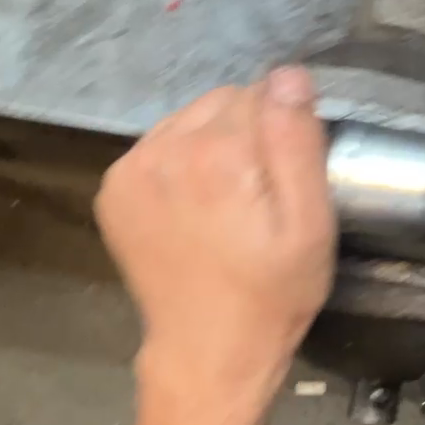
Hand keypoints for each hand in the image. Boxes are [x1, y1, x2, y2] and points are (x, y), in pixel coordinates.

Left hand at [96, 68, 335, 424]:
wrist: (209, 349)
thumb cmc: (274, 292)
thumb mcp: (310, 224)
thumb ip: (298, 143)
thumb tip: (289, 75)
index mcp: (219, 154)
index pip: (263, 94)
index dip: (287, 130)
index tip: (292, 177)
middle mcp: (165, 148)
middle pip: (223, 102)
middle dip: (251, 132)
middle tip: (266, 193)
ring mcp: (131, 168)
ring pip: (190, 120)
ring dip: (216, 143)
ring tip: (232, 200)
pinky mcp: (113, 189)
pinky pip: (160, 146)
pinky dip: (184, 162)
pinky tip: (199, 206)